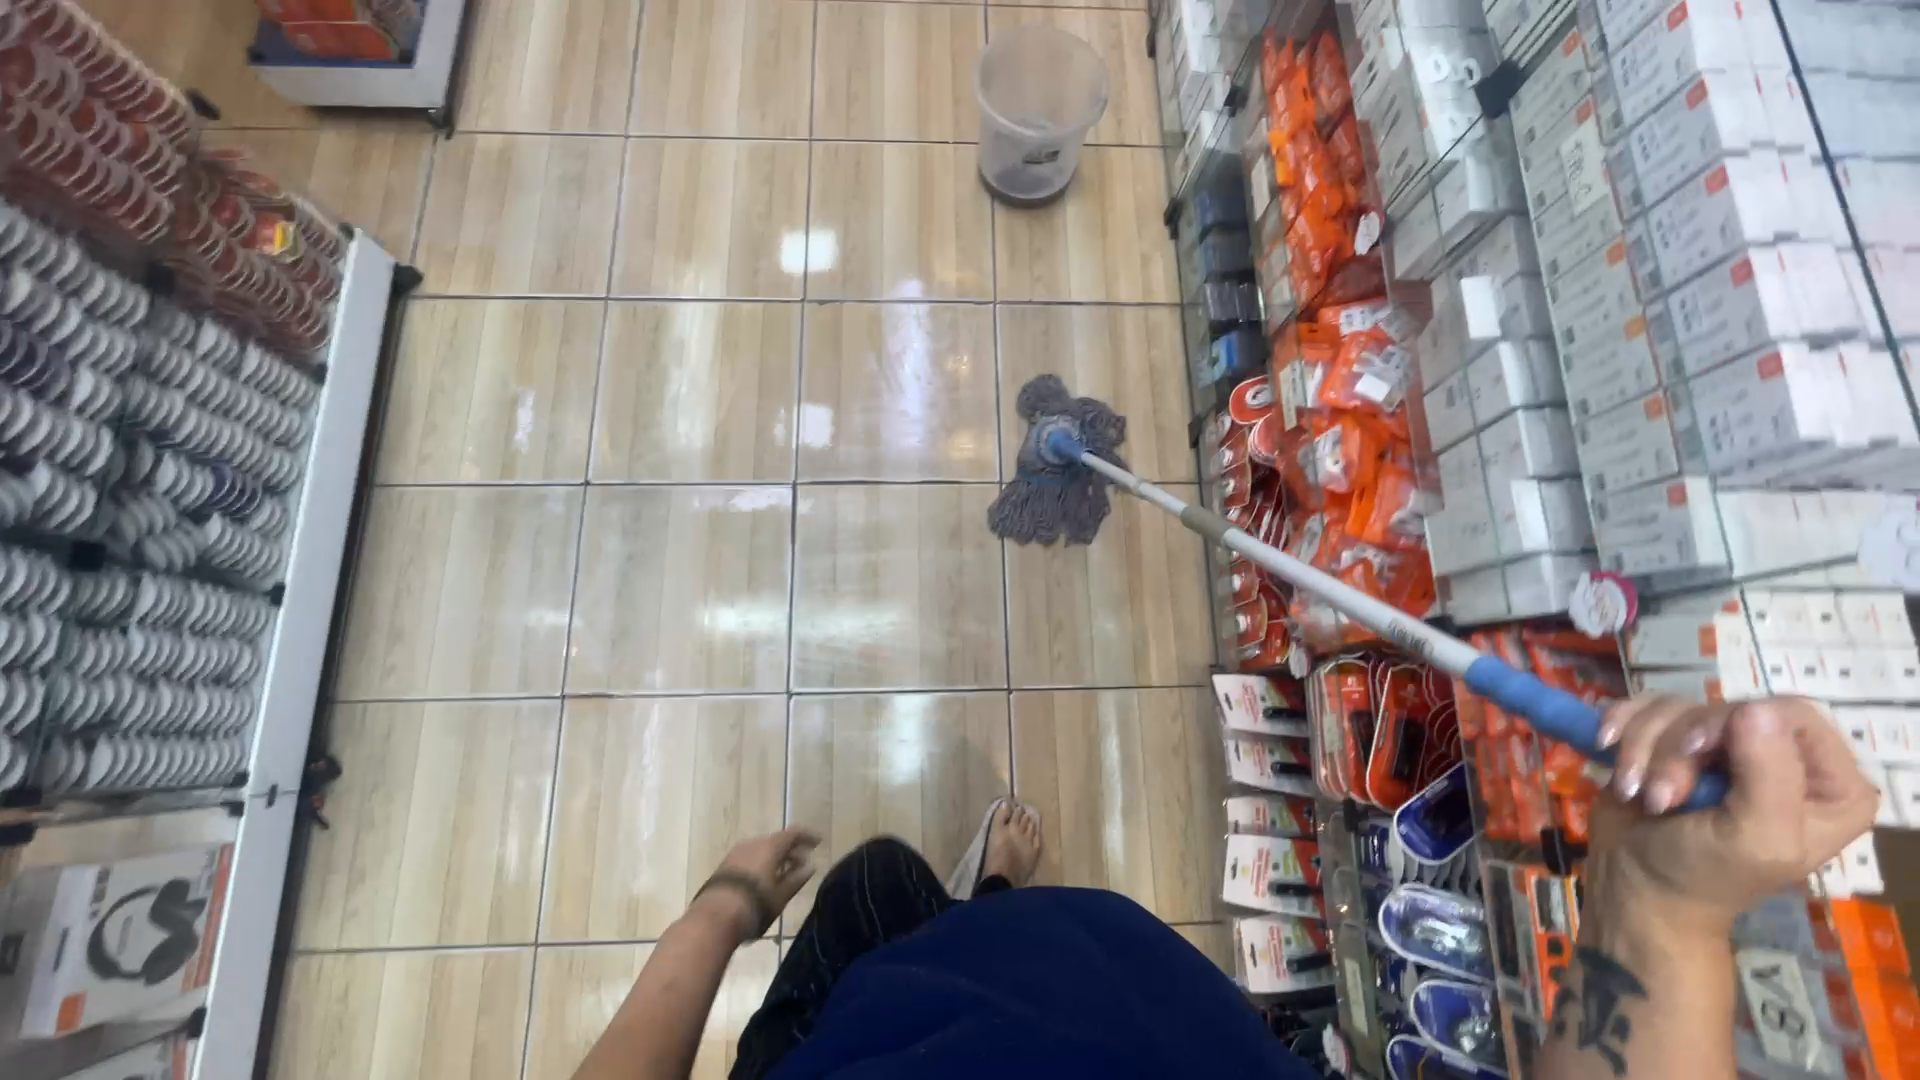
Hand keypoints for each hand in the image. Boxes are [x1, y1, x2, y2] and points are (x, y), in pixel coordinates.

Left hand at [689, 826, 820, 942]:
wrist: (712, 919)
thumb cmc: (754, 906)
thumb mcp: (780, 896)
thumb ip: (796, 879)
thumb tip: (810, 866)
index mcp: (770, 846)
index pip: (793, 833)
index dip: (807, 836)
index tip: (818, 843)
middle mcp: (753, 844)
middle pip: (776, 841)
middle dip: (791, 851)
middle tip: (802, 864)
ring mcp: (736, 854)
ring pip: (762, 850)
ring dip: (775, 858)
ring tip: (784, 875)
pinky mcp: (724, 867)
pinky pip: (749, 858)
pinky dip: (761, 864)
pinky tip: (764, 881)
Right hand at [1589, 695, 1876, 934]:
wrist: (1636, 885)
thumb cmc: (1706, 874)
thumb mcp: (1754, 837)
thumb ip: (1770, 776)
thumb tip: (1756, 710)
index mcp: (1825, 785)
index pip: (1792, 715)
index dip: (1737, 722)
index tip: (1696, 751)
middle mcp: (1774, 758)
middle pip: (1721, 708)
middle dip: (1675, 747)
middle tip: (1658, 794)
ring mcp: (1716, 748)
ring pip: (1672, 708)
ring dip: (1639, 747)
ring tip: (1633, 791)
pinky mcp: (1665, 742)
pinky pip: (1639, 707)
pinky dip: (1616, 725)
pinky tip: (1604, 748)